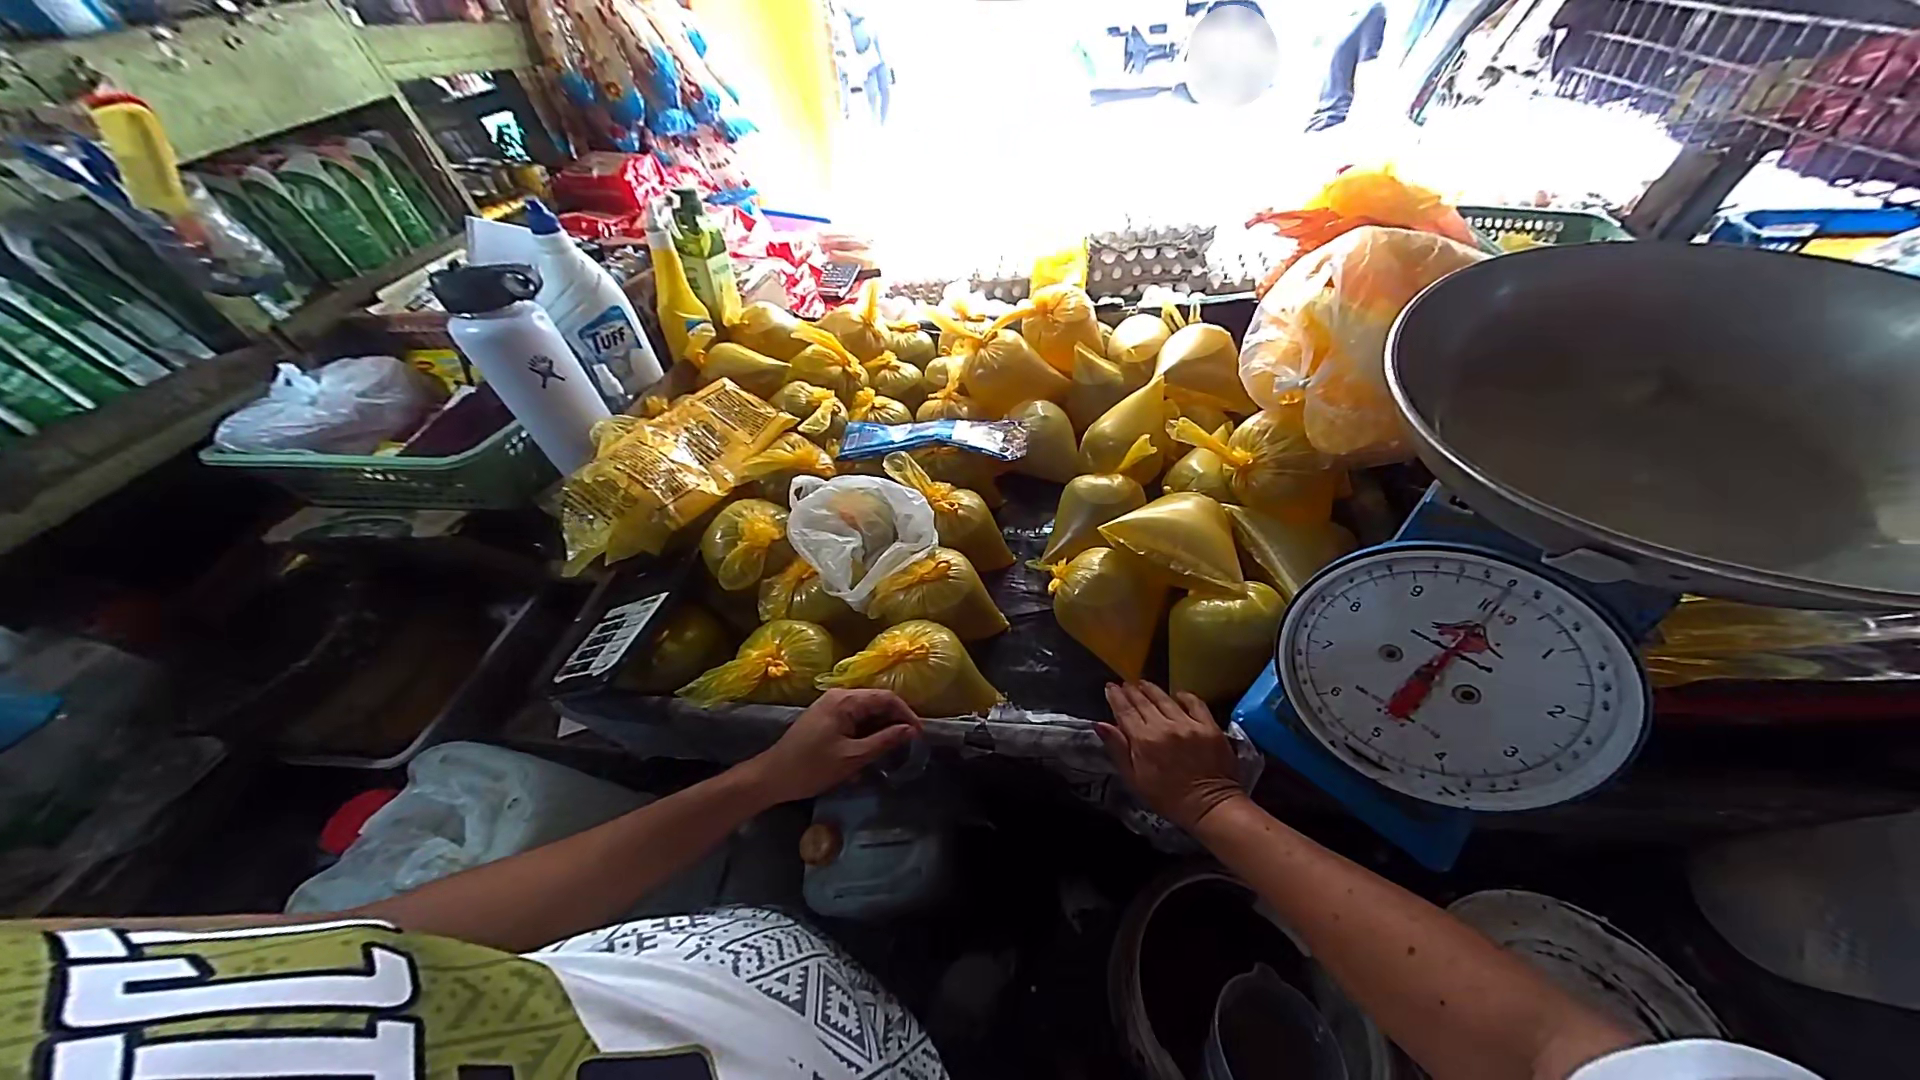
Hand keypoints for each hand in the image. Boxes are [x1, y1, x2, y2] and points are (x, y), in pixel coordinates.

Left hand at [744, 689, 922, 803]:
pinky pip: (854, 718)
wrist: (771, 777)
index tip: (920, 734)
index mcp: (846, 700)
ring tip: (895, 747)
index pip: (886, 698)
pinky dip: (866, 731)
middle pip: (877, 701)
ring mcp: (830, 705)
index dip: (907, 714)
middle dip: (895, 720)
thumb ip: (884, 741)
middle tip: (910, 742)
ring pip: (866, 711)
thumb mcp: (852, 757)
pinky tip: (872, 748)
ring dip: (881, 727)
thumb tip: (911, 730)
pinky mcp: (825, 717)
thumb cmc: (812, 767)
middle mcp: (839, 695)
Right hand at [1097, 681, 1244, 829]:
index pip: (1125, 711)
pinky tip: (1177, 694)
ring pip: (1166, 699)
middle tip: (1125, 684)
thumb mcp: (1134, 779)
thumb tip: (1101, 724)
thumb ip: (1117, 749)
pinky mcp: (1209, 726)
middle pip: (1143, 702)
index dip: (1116, 697)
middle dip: (1131, 691)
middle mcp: (1165, 727)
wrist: (1210, 807)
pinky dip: (1184, 696)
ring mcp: (1189, 724)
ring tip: (1143, 684)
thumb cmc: (1167, 798)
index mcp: (1144, 740)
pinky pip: (1195, 703)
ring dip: (1152, 689)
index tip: (1110, 686)